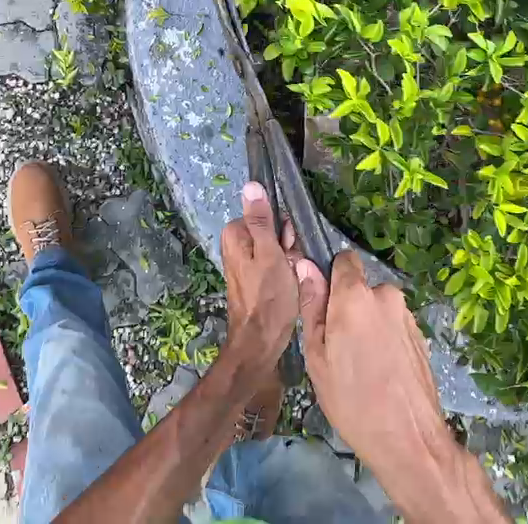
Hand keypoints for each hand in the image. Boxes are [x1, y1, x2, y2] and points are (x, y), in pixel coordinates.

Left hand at [219, 182, 298, 369]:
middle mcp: (236, 245)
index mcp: (235, 234)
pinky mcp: (254, 278)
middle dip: (288, 247)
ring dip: (290, 262)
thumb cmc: (268, 297)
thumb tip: (251, 185)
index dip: (283, 230)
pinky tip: (290, 288)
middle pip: (272, 231)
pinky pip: (275, 265)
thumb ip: (261, 220)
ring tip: (292, 280)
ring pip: (277, 249)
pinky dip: (286, 274)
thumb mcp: (270, 253)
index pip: (267, 214)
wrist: (261, 342)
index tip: (288, 248)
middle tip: (290, 267)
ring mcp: (245, 263)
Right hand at [296, 250, 507, 522]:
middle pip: (360, 287)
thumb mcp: (317, 355)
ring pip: (378, 308)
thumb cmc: (352, 398)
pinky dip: (385, 339)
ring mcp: (407, 315)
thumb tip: (305, 266)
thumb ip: (312, 306)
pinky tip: (381, 371)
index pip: (344, 259)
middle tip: (338, 344)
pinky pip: (394, 325)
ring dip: (369, 324)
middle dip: (349, 307)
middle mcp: (385, 295)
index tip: (323, 303)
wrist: (409, 439)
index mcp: (355, 295)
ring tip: (361, 364)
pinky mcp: (421, 336)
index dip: (331, 277)